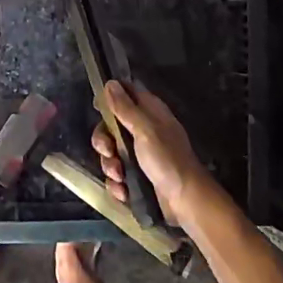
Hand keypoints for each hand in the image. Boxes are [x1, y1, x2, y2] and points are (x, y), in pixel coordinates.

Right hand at [91, 80, 215, 227]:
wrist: (185, 199)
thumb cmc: (167, 159)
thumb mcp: (145, 130)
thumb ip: (126, 108)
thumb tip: (110, 83)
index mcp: (149, 112)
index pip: (126, 93)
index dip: (110, 97)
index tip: (97, 108)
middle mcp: (143, 129)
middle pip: (111, 126)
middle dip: (104, 141)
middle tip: (108, 151)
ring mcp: (140, 154)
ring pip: (111, 153)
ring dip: (111, 166)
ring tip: (120, 177)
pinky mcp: (137, 175)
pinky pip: (117, 175)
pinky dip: (118, 184)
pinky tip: (124, 191)